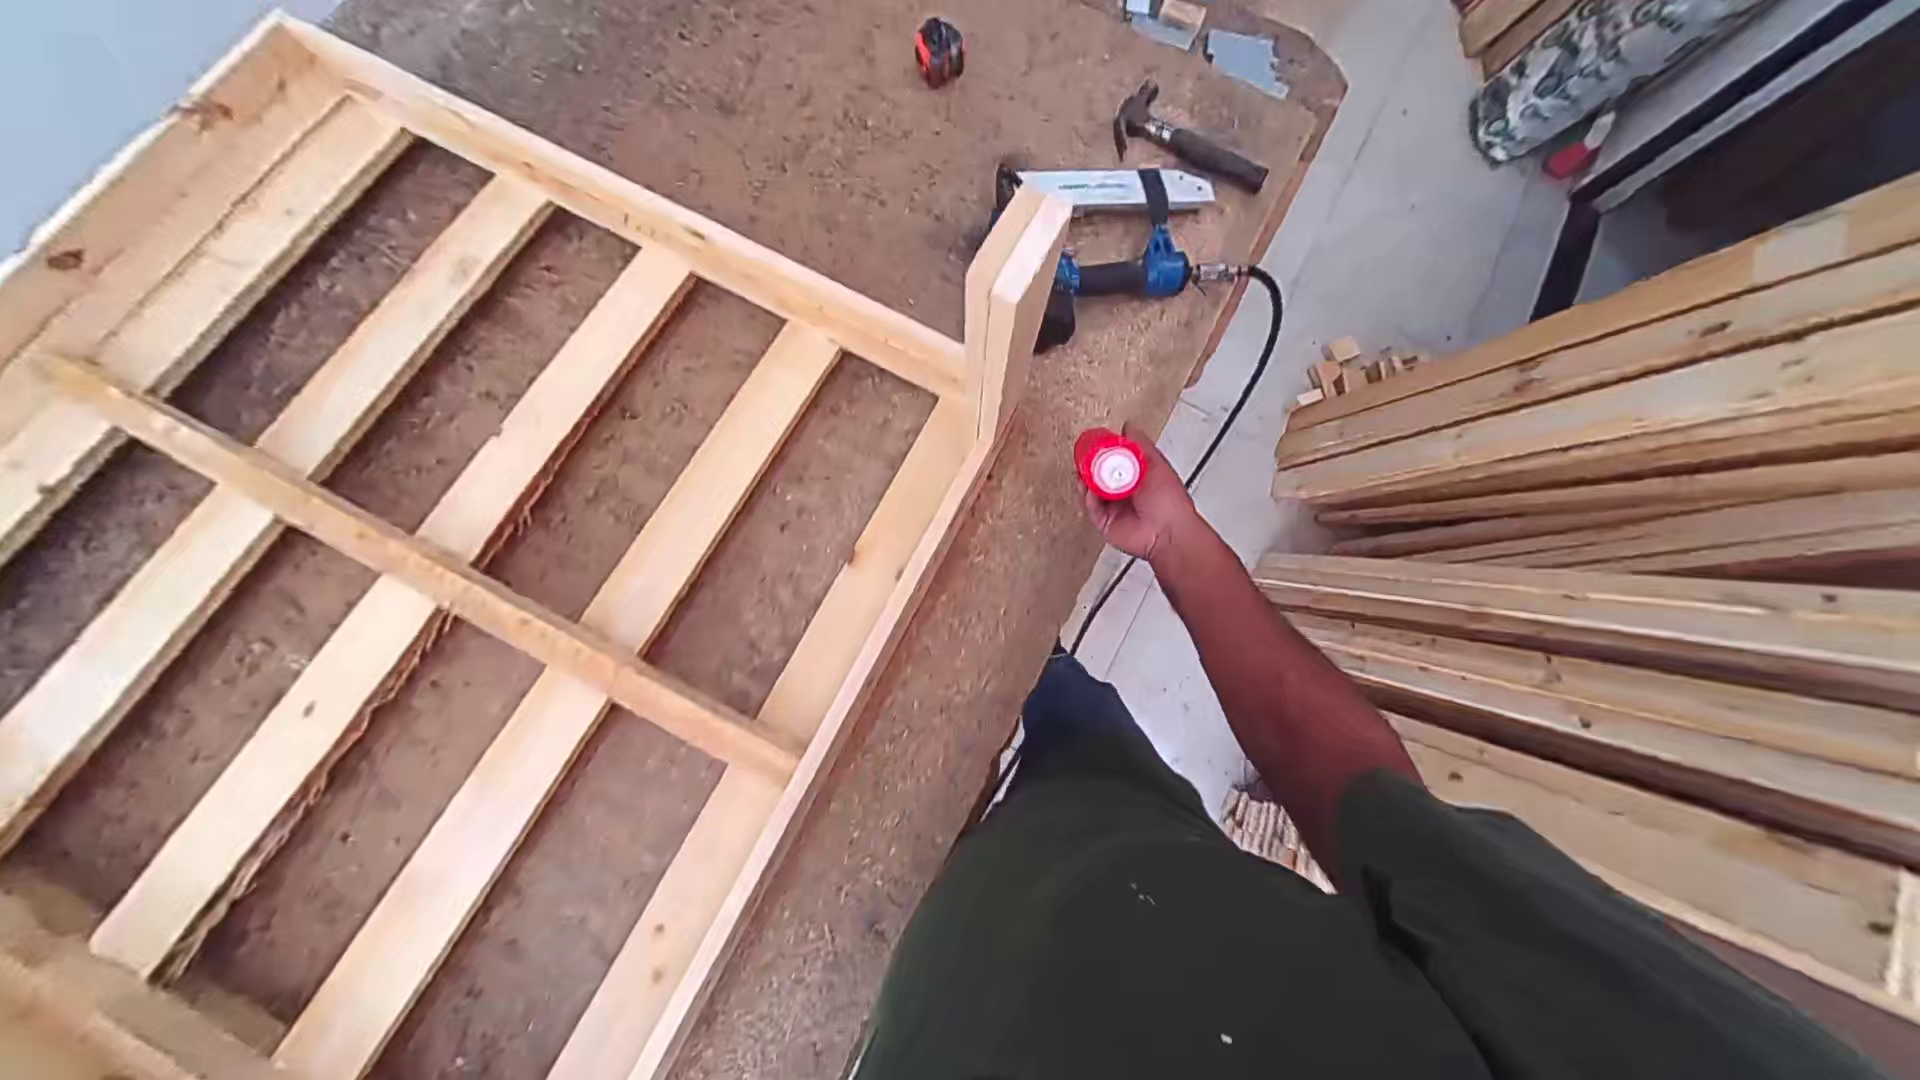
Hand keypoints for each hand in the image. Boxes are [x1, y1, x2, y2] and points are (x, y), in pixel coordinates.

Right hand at [1080, 425, 1199, 562]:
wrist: (1167, 532)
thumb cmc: (1170, 503)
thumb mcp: (1156, 464)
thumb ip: (1141, 446)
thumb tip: (1129, 427)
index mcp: (1136, 476)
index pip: (1113, 460)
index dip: (1103, 452)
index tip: (1094, 443)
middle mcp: (1123, 491)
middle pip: (1098, 474)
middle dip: (1089, 465)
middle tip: (1085, 457)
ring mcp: (1112, 506)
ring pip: (1090, 490)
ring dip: (1085, 480)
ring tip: (1084, 470)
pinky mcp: (1103, 521)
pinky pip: (1090, 506)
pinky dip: (1088, 497)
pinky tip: (1090, 489)